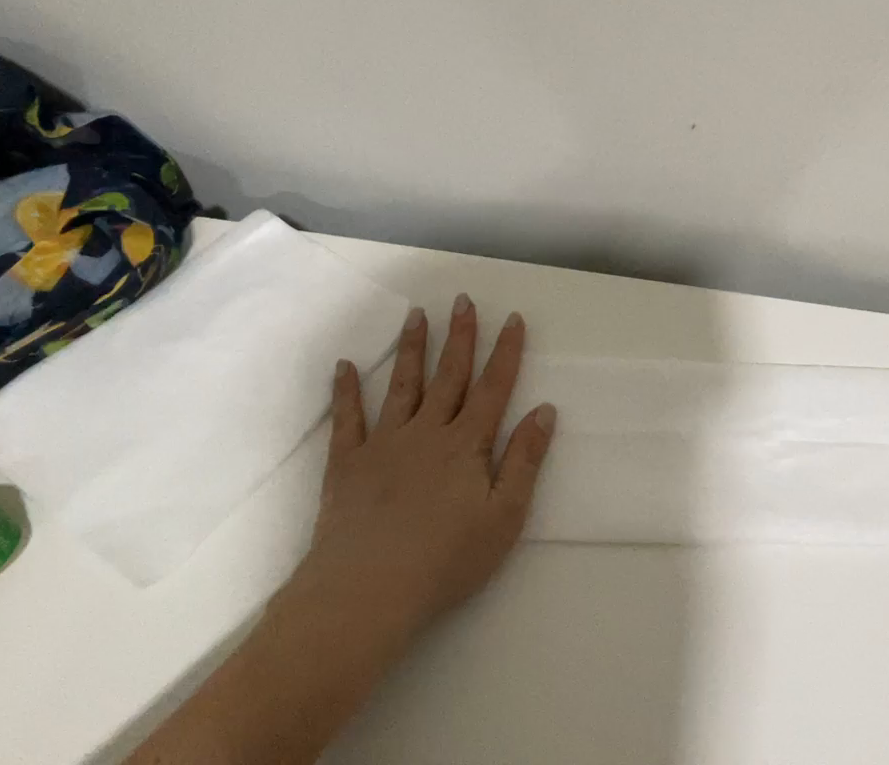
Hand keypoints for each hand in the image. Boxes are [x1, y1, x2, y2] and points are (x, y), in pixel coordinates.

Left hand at [290, 294, 556, 639]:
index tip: (512, 318)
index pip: (493, 388)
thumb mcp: (505, 516)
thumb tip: (544, 410)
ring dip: (412, 348)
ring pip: (402, 385)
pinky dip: (346, 390)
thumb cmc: (446, 559)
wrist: (367, 589)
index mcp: (467, 445)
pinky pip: (347, 418)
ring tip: (418, 315)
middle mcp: (427, 432)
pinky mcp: (347, 463)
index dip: (505, 352)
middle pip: (449, 376)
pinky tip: (344, 365)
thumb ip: (525, 460)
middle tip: (463, 299)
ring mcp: (383, 443)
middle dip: (460, 336)